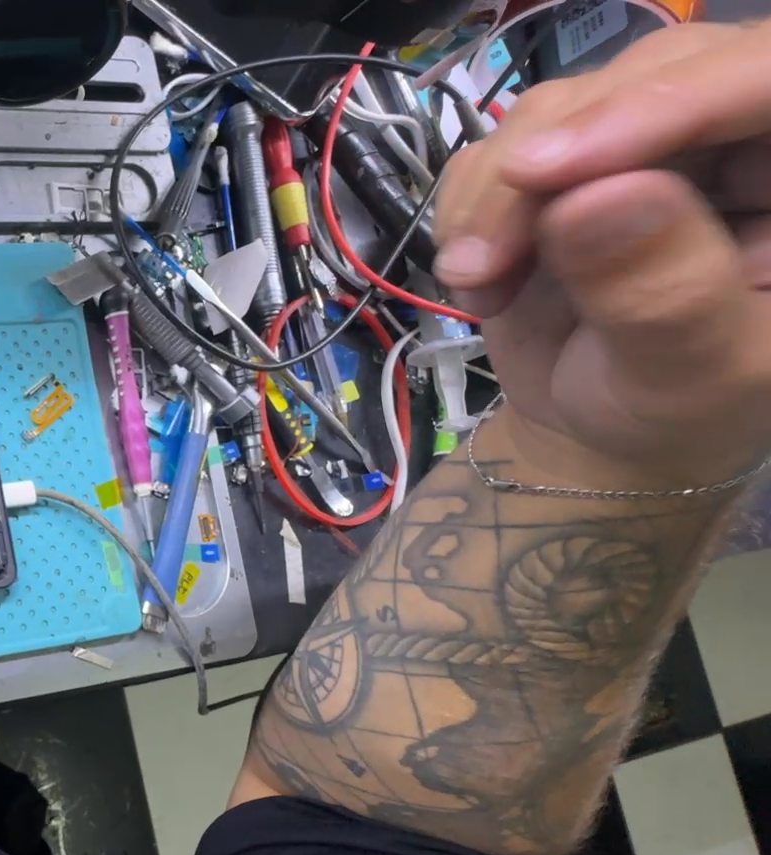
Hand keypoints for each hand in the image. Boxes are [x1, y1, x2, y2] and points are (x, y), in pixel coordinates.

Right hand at [433, 22, 770, 486]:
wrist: (606, 428)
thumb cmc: (674, 411)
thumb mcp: (688, 370)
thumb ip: (661, 292)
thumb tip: (592, 198)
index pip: (768, 77)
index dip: (661, 104)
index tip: (540, 172)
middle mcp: (743, 134)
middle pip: (641, 81)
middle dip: (534, 173)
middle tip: (479, 265)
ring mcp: (646, 147)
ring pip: (552, 112)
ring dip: (485, 200)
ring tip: (476, 282)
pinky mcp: (563, 173)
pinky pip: (494, 151)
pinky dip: (462, 211)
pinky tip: (475, 271)